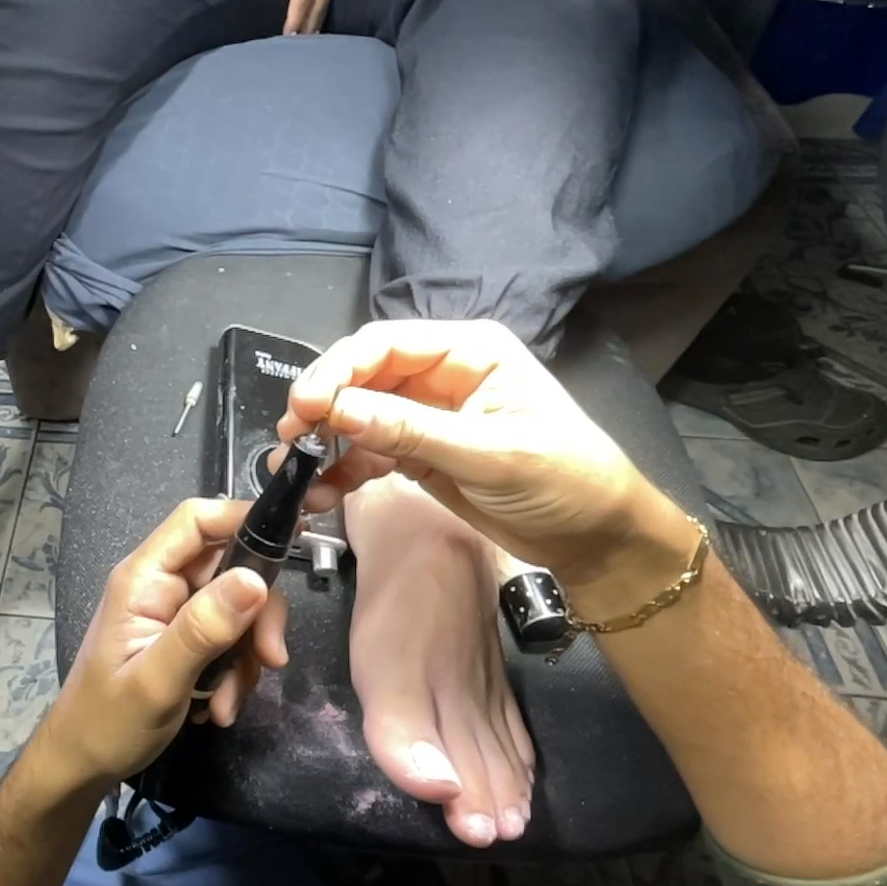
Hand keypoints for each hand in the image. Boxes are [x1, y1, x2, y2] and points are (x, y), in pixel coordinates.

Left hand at [35, 499, 290, 792]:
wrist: (84, 764)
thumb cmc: (108, 722)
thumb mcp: (157, 680)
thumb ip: (204, 628)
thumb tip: (257, 580)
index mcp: (144, 577)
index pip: (196, 520)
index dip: (243, 518)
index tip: (293, 542)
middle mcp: (161, 583)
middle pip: (230, 564)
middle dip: (257, 613)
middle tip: (270, 659)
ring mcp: (175, 609)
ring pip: (237, 605)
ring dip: (246, 654)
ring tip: (227, 702)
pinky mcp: (186, 636)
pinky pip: (229, 636)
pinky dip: (235, 671)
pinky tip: (218, 707)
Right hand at [278, 320, 694, 591]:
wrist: (596, 540)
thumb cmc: (565, 482)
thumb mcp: (491, 454)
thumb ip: (412, 430)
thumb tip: (337, 411)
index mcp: (466, 352)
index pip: (385, 345)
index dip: (339, 370)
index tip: (305, 406)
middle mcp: (438, 374)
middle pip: (362, 376)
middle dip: (323, 404)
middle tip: (290, 434)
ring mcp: (423, 414)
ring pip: (356, 416)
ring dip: (323, 441)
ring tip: (292, 467)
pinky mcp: (414, 452)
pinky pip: (366, 453)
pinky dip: (341, 471)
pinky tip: (320, 493)